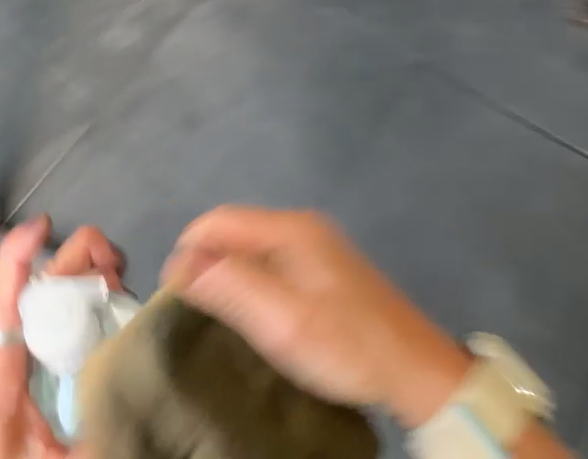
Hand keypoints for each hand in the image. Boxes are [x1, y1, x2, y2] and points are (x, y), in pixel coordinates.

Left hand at [0, 218, 124, 458]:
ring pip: (45, 291)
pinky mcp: (11, 348)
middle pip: (39, 282)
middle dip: (83, 260)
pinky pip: (45, 308)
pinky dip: (77, 297)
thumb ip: (88, 440)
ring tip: (119, 295)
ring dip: (84, 277)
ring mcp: (3, 342)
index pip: (4, 302)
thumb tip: (133, 414)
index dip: (19, 255)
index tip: (42, 225)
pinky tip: (103, 314)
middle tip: (121, 278)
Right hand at [161, 206, 472, 428]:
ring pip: (251, 245)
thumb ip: (231, 286)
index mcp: (290, 229)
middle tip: (196, 306)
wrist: (412, 367)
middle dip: (208, 260)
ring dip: (228, 271)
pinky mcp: (323, 265)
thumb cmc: (345, 344)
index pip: (219, 220)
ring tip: (221, 312)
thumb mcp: (282, 320)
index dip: (190, 249)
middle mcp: (301, 226)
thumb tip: (180, 263)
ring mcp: (315, 244)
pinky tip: (254, 309)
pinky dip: (251, 277)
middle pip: (235, 229)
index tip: (175, 291)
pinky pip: (270, 259)